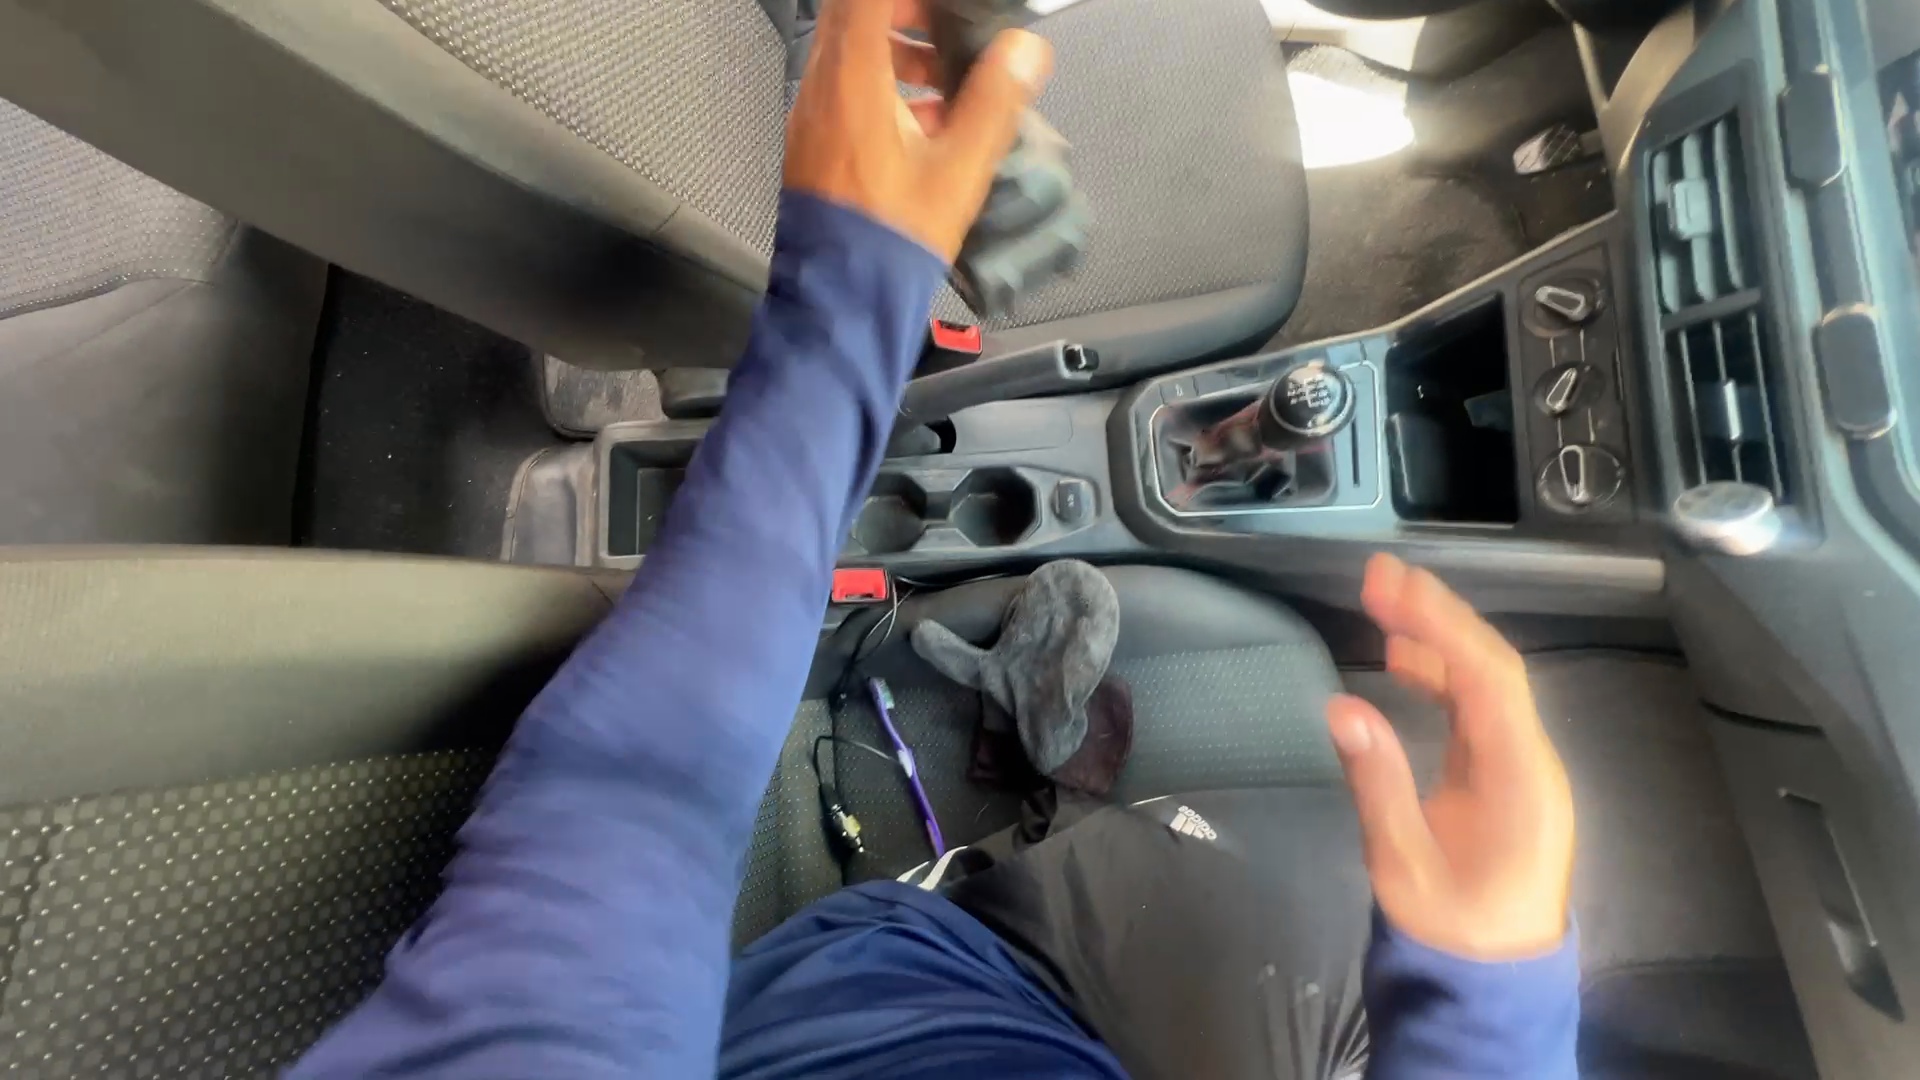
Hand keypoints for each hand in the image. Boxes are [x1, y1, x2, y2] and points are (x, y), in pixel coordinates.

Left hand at [783, 0, 1053, 261]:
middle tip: (947, 28)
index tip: (942, 8)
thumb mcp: (959, 170)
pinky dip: (882, 88)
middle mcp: (822, 88)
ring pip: (851, 52)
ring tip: (942, 81)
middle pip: (860, 14)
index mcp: (854, 79)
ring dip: (897, 51)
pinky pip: (844, 92)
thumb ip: (994, 104)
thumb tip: (1024, 54)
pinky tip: (922, 126)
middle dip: (909, 12)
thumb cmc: (891, 240)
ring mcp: (811, 116)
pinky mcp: (813, 145)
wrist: (845, 296)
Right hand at [1326, 554, 1575, 959]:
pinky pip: (1470, 703)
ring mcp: (1517, 762)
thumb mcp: (1403, 858)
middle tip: (1380, 575)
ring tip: (1383, 599)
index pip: (1487, 679)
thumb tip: (1341, 705)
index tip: (1392, 588)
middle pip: (1490, 666)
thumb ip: (1377, 780)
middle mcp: (1528, 758)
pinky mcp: (1498, 769)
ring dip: (1435, 634)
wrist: (1494, 971)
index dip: (1441, 626)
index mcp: (1519, 777)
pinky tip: (1401, 656)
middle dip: (1437, 614)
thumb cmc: (1451, 920)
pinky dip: (1437, 669)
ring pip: (1482, 679)